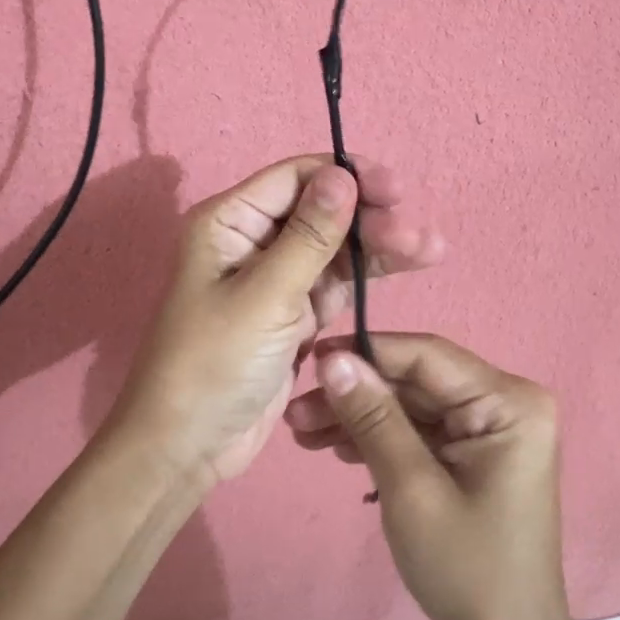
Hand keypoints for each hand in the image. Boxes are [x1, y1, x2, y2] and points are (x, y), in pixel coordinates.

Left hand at [110, 157, 443, 484]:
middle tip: (416, 238)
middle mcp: (251, 241)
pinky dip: (367, 277)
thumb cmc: (215, 362)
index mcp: (230, 223)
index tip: (395, 191)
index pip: (295, 178)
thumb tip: (341, 174)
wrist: (188, 445)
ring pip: (334, 248)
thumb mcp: (266, 295)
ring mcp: (274, 278)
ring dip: (378, 246)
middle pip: (320, 212)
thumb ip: (309, 236)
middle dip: (370, 218)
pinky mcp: (292, 314)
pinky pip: (335, 283)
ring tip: (430, 249)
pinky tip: (407, 264)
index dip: (346, 177)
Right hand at [284, 333, 597, 619]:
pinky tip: (336, 448)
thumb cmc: (467, 567)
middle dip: (355, 394)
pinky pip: (419, 430)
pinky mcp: (473, 453)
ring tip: (302, 432)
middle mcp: (504, 403)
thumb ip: (373, 418)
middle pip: (415, 381)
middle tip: (295, 411)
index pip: (426, 355)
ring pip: (410, 405)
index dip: (365, 352)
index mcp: (508, 402)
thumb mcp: (411, 489)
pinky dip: (378, 438)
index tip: (309, 360)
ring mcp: (489, 429)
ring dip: (358, 417)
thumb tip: (333, 359)